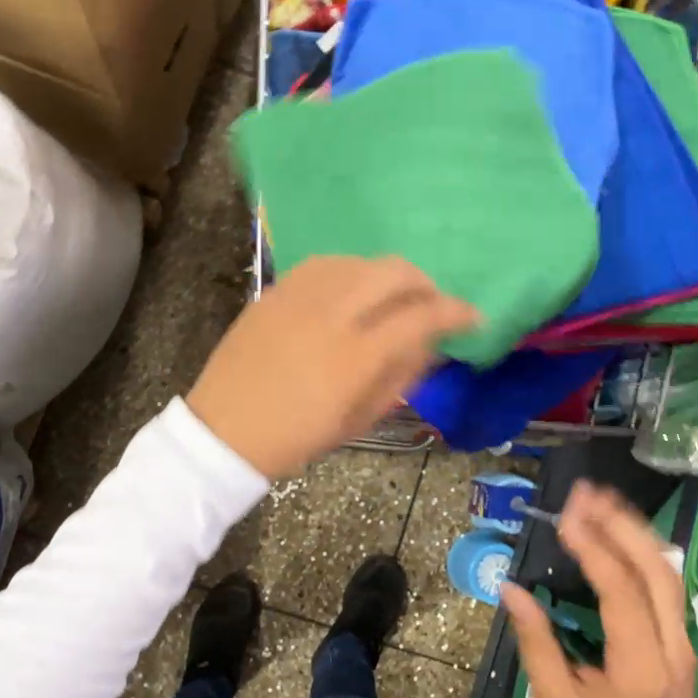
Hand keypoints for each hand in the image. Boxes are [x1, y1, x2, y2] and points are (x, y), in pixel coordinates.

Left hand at [187, 256, 476, 477]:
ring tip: (392, 300)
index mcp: (355, 357)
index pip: (421, 316)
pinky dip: (352, 273)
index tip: (473, 317)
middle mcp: (331, 315)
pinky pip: (326, 264)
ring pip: (361, 261)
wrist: (224, 430)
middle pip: (395, 272)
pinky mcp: (276, 290)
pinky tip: (353, 293)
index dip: (457, 312)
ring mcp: (299, 296)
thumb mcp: (359, 419)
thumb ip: (401, 376)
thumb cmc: (297, 436)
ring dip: (388, 276)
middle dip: (426, 283)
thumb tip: (433, 345)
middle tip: (431, 305)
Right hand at [503, 482, 697, 697]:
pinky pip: (670, 589)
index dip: (596, 550)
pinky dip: (646, 554)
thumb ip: (536, 642)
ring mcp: (686, 646)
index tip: (567, 517)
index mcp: (641, 670)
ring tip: (602, 501)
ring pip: (670, 576)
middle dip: (624, 526)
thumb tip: (510, 589)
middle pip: (659, 573)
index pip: (622, 594)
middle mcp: (674, 651)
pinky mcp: (684, 645)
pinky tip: (622, 535)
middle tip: (587, 493)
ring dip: (637, 533)